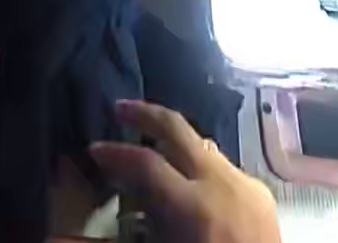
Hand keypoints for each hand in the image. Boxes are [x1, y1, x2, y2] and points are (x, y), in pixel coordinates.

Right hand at [90, 100, 281, 242]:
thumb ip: (128, 236)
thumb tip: (76, 228)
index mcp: (195, 208)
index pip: (145, 164)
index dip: (115, 155)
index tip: (93, 149)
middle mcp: (222, 183)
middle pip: (177, 128)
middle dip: (145, 113)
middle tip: (120, 108)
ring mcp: (245, 183)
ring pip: (201, 143)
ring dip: (173, 141)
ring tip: (149, 147)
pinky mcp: (261, 192)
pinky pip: (222, 167)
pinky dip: (198, 167)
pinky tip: (187, 184)